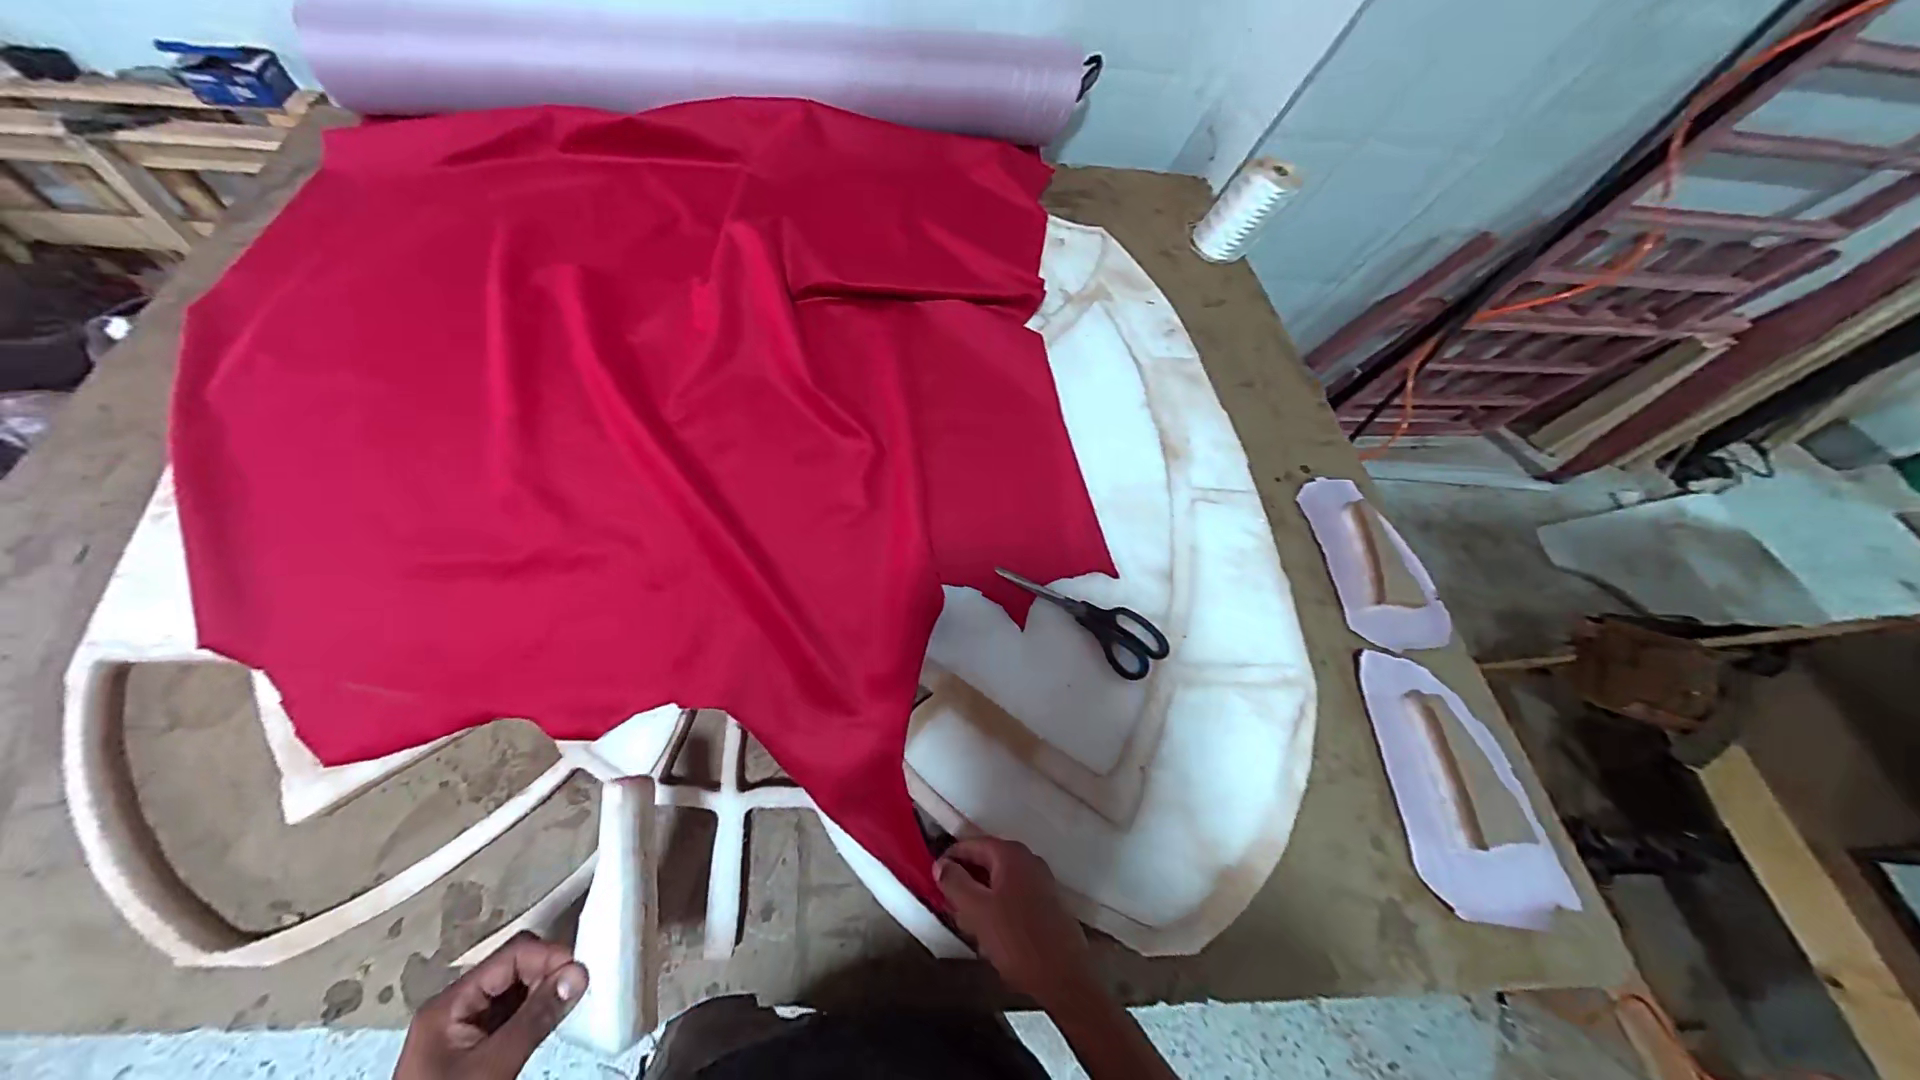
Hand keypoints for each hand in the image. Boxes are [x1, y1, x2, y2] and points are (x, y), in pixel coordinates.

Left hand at [393, 931, 587, 1079]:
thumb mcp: (492, 1067)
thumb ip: (536, 1018)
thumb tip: (578, 973)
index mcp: (450, 1004)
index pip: (511, 955)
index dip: (548, 957)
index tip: (579, 973)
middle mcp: (456, 1007)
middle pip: (514, 965)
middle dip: (548, 971)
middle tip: (575, 989)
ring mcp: (465, 1026)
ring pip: (517, 987)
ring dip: (545, 990)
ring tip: (567, 1004)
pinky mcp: (476, 1044)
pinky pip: (514, 1010)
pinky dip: (537, 1008)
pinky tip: (551, 1018)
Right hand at [936, 836, 1097, 1009]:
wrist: (1063, 976)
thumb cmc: (1016, 939)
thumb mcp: (976, 910)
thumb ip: (955, 882)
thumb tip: (941, 864)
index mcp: (1010, 854)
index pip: (971, 844)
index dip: (949, 858)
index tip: (933, 877)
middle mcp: (1028, 859)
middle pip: (986, 860)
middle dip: (965, 878)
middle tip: (947, 900)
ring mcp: (1040, 880)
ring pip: (999, 879)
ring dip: (980, 894)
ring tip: (965, 919)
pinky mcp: (1046, 902)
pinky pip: (1013, 893)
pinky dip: (997, 903)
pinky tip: (989, 928)